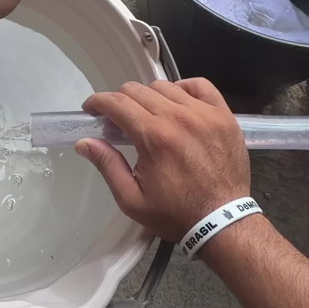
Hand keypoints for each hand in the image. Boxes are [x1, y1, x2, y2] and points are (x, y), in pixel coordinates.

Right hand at [75, 79, 251, 242]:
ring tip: (149, 117)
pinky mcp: (223, 116)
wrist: (224, 222)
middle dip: (120, 102)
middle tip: (120, 122)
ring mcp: (204, 114)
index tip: (92, 111)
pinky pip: (199, 85)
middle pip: (136, 89)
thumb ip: (107, 165)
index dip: (97, 102)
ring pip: (164, 86)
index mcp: (154, 137)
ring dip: (149, 97)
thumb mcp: (132, 199)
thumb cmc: (177, 213)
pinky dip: (183, 89)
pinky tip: (178, 104)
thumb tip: (84, 142)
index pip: (116, 102)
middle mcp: (179, 118)